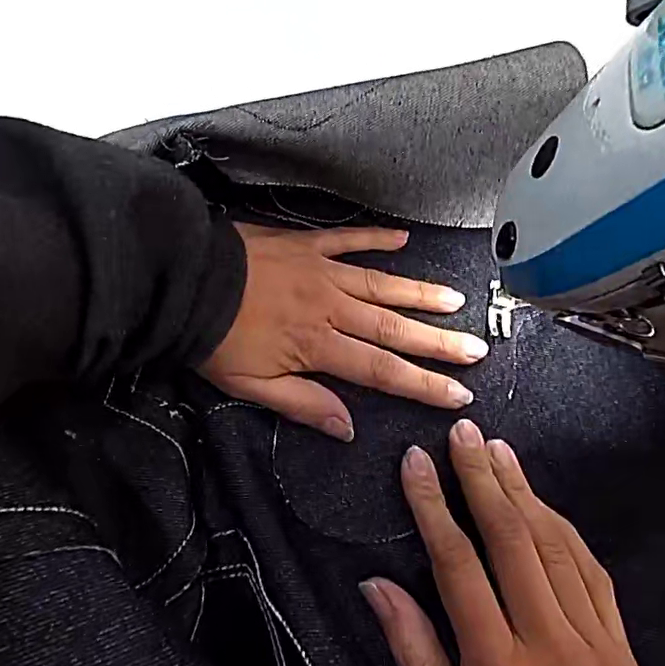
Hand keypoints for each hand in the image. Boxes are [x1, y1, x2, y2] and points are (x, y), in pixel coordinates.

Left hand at [200, 225, 487, 441]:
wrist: (186, 280)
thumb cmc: (214, 339)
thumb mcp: (250, 385)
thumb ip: (303, 404)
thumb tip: (348, 426)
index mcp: (318, 345)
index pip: (382, 371)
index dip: (423, 384)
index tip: (459, 392)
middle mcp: (332, 307)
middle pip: (394, 328)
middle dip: (439, 342)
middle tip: (477, 348)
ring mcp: (324, 271)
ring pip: (383, 284)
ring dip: (421, 293)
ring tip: (457, 301)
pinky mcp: (310, 245)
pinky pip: (350, 240)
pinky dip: (377, 239)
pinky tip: (403, 239)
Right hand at [359, 419, 651, 665]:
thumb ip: (415, 655)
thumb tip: (377, 586)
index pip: (457, 563)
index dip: (432, 505)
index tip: (416, 464)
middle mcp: (552, 650)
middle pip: (510, 537)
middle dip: (481, 477)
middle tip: (462, 435)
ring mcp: (596, 647)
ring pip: (555, 543)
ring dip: (523, 490)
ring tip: (497, 452)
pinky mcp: (624, 650)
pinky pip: (593, 570)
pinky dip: (563, 529)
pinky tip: (542, 503)